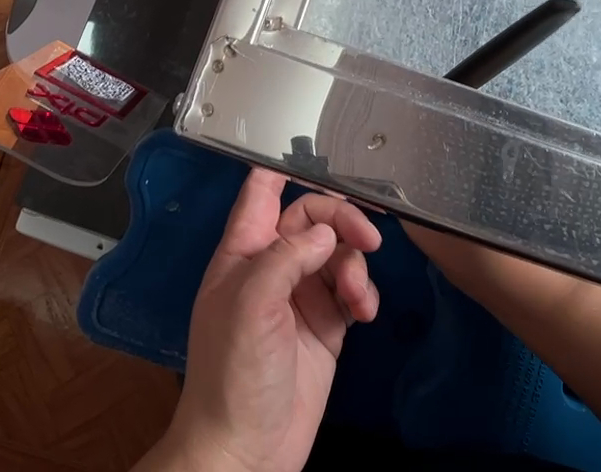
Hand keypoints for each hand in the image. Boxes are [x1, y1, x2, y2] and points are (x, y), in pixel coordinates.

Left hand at [139, 168, 381, 471]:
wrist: (246, 452)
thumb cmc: (232, 376)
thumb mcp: (250, 307)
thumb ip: (286, 258)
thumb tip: (325, 233)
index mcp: (243, 252)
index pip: (261, 191)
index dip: (286, 167)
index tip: (325, 158)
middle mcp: (273, 266)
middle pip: (312, 217)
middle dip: (342, 220)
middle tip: (369, 236)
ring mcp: (301, 295)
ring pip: (339, 253)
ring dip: (357, 265)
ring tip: (359, 299)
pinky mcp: (326, 325)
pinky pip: (353, 290)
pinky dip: (365, 293)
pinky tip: (365, 313)